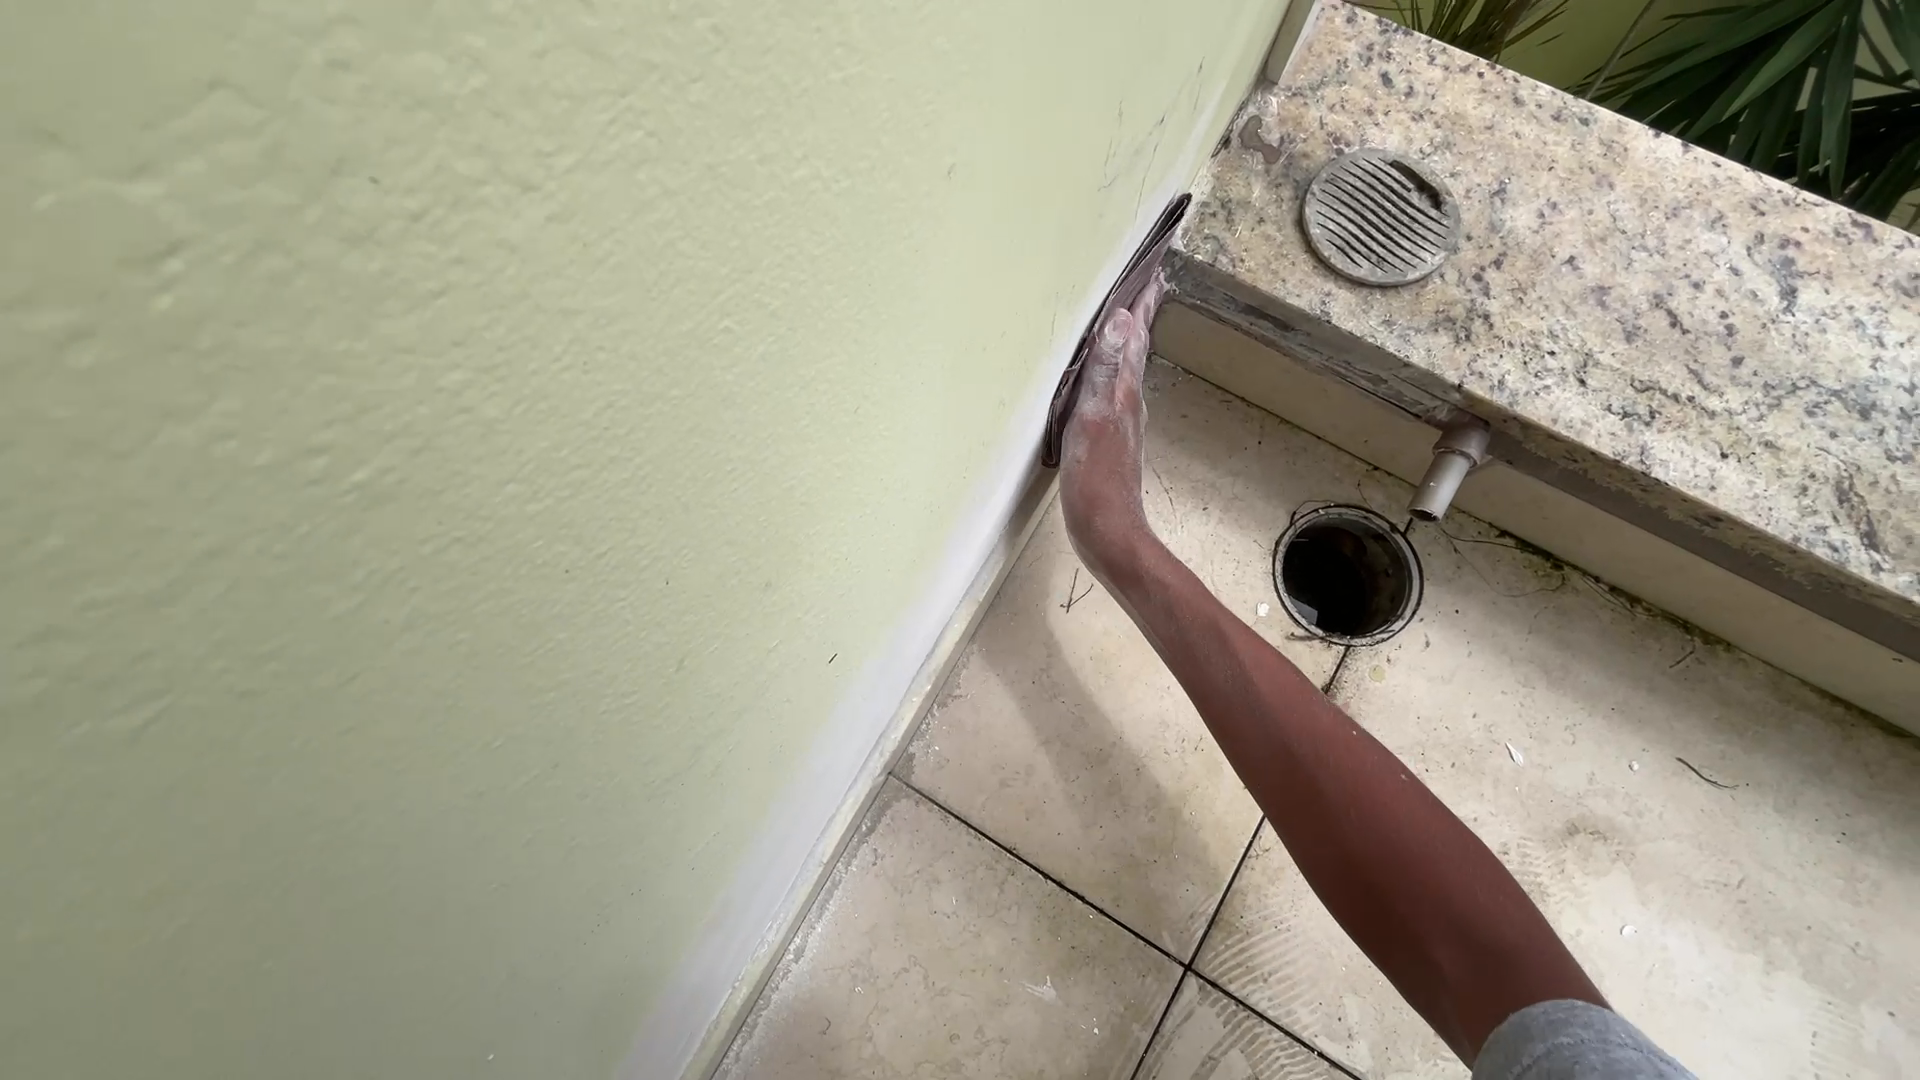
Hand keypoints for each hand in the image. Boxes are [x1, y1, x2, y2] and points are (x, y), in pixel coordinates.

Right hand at [1059, 270, 1166, 581]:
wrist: (1108, 531)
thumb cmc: (1096, 481)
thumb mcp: (1094, 421)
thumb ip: (1106, 372)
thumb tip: (1120, 320)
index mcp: (1125, 390)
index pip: (1137, 333)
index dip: (1144, 300)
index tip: (1154, 265)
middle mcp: (1129, 399)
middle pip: (1137, 345)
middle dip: (1141, 312)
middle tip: (1147, 279)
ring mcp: (1122, 420)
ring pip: (1129, 366)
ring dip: (1130, 337)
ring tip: (1127, 315)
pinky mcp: (1111, 438)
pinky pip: (1115, 388)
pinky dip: (1114, 368)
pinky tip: (1106, 374)